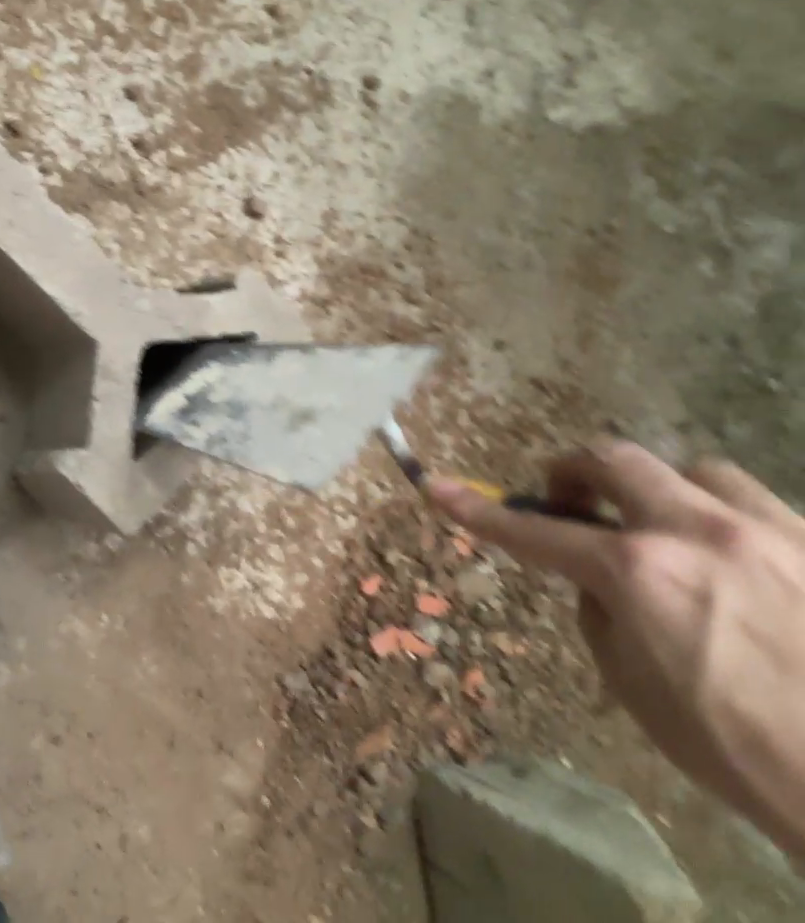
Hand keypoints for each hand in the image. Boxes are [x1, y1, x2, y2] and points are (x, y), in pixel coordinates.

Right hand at [428, 440, 804, 857]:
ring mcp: (780, 536)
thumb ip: (604, 607)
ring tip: (666, 532)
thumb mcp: (630, 677)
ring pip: (702, 474)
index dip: (476, 510)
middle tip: (568, 502)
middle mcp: (703, 535)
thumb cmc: (731, 744)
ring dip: (665, 492)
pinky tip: (736, 570)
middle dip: (575, 473)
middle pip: (619, 462)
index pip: (533, 530)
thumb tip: (600, 578)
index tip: (437, 488)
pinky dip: (726, 524)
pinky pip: (764, 511)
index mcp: (638, 571)